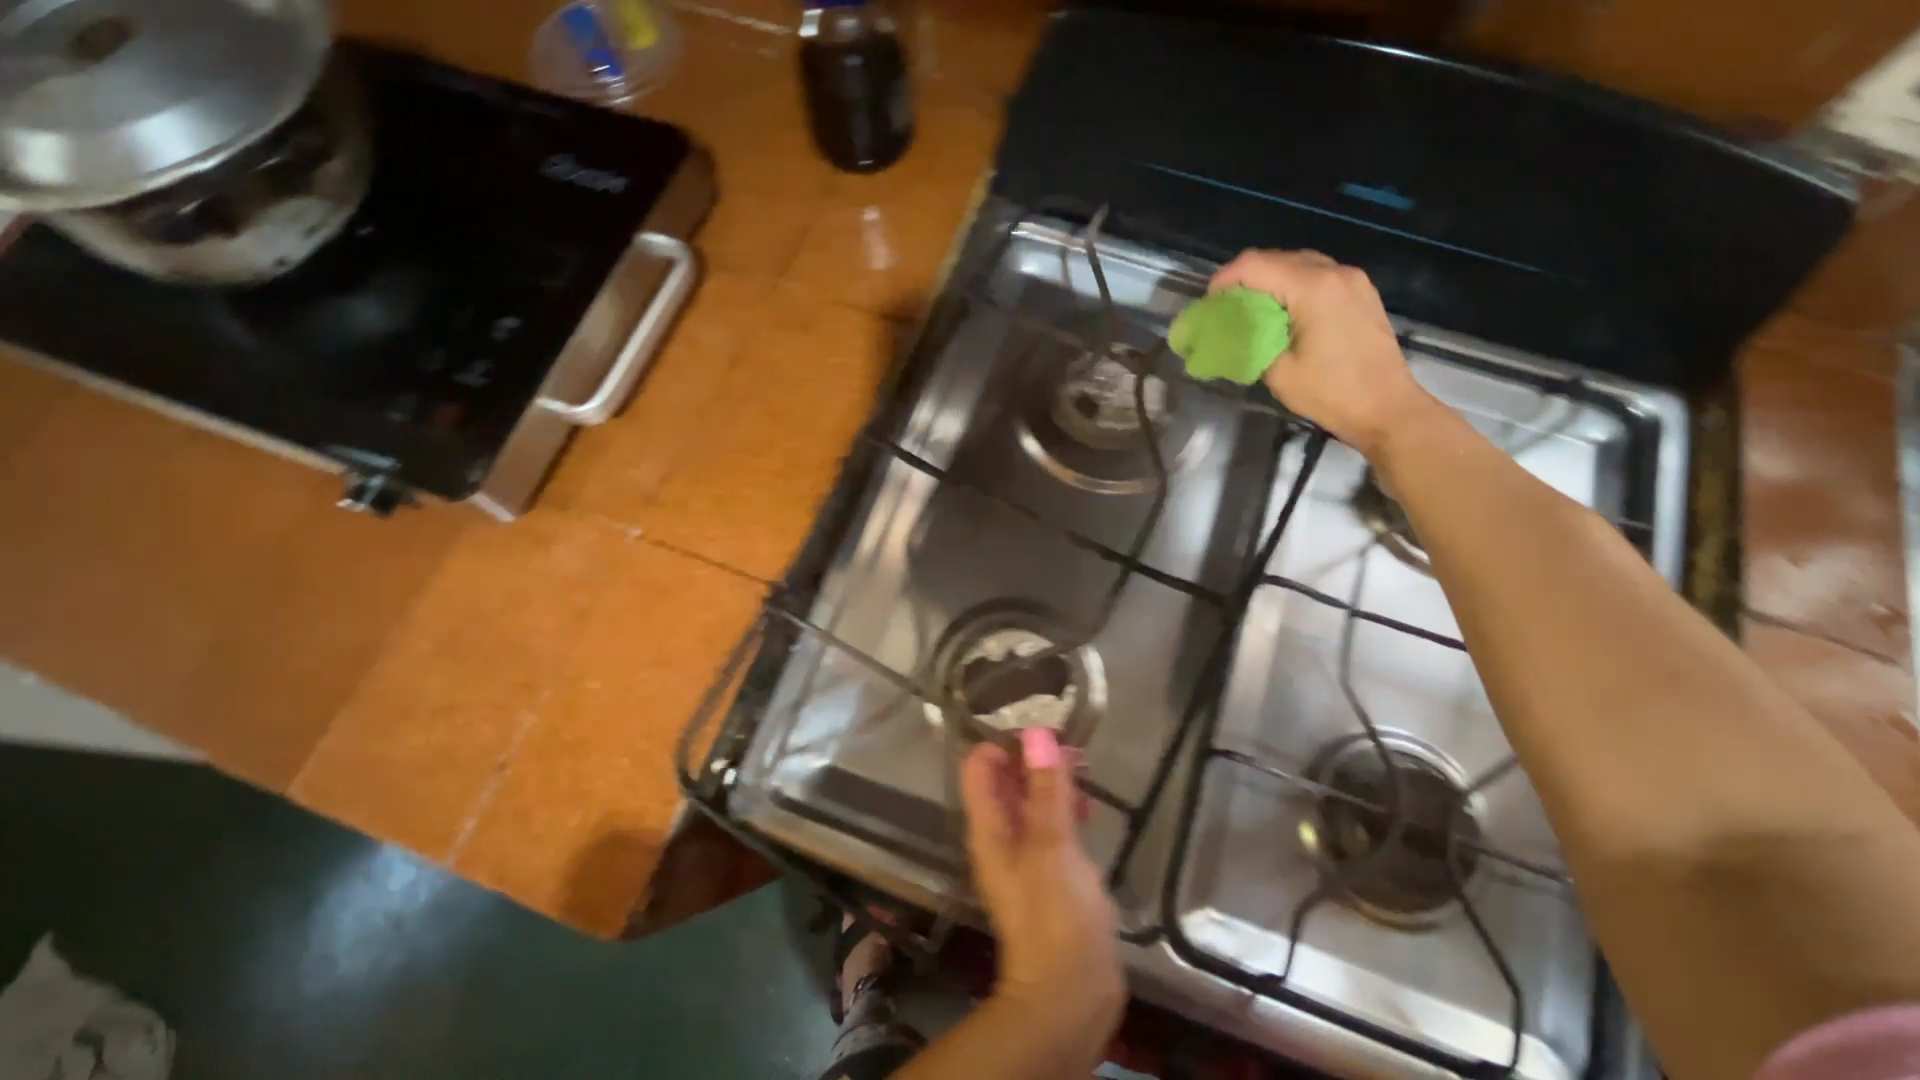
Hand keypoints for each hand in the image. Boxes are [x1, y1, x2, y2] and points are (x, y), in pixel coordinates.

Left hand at [959, 729, 1124, 1024]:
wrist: (1070, 991)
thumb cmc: (1056, 912)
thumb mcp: (1052, 843)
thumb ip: (1045, 788)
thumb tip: (1037, 733)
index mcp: (987, 828)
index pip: (979, 767)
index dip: (1004, 742)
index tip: (1044, 730)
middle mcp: (998, 839)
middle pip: (1005, 783)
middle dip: (1033, 760)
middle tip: (1074, 749)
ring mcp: (1023, 860)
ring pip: (1030, 805)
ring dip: (1052, 785)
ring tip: (1086, 774)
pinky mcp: (1048, 879)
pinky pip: (1049, 831)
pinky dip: (1064, 813)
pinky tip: (1090, 812)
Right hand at [1212, 250, 1438, 457]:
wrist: (1388, 409)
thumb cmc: (1332, 393)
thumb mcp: (1278, 372)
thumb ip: (1251, 341)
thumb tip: (1232, 330)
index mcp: (1312, 288)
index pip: (1256, 265)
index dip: (1225, 279)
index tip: (1209, 302)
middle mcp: (1334, 273)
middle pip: (1278, 258)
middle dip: (1246, 277)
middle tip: (1226, 305)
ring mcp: (1352, 280)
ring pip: (1299, 263)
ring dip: (1271, 279)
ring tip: (1251, 307)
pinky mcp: (1361, 292)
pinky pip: (1319, 275)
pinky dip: (1294, 285)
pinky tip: (1283, 310)